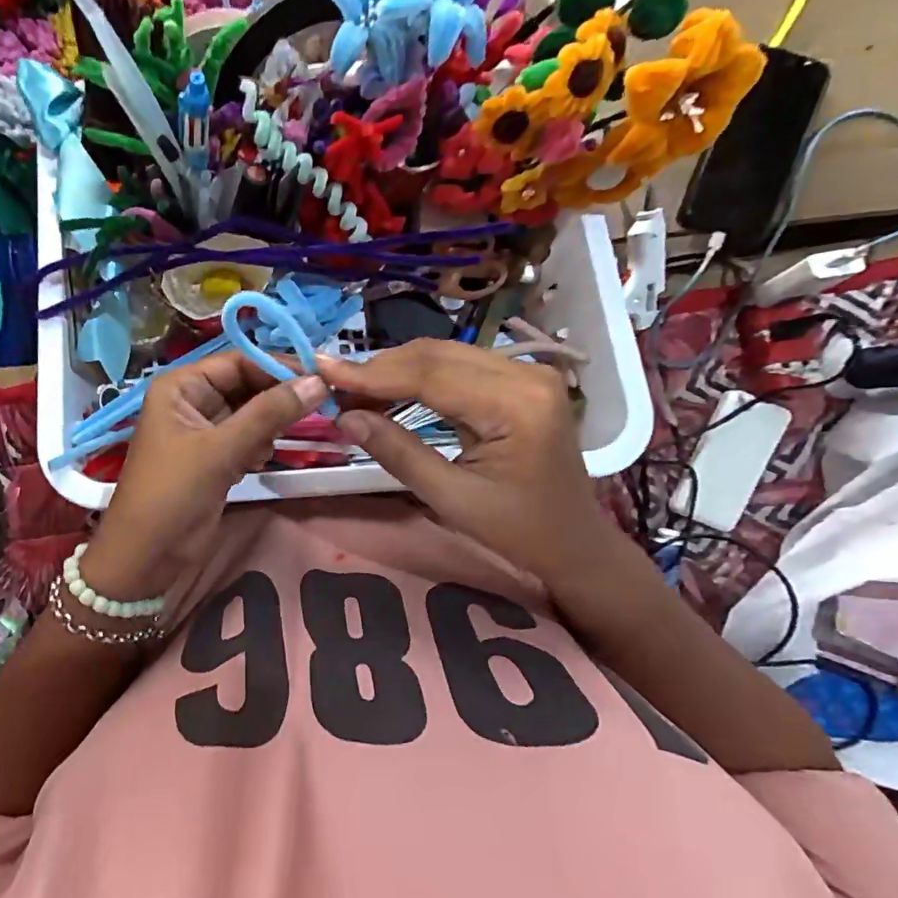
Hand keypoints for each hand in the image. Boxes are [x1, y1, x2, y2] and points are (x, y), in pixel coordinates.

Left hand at [84, 352, 328, 599]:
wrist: (146, 556)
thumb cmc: (173, 493)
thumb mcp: (221, 449)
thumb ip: (270, 413)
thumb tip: (318, 382)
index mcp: (181, 387)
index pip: (238, 361)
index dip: (278, 367)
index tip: (321, 377)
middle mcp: (192, 401)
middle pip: (247, 385)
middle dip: (278, 396)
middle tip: (320, 404)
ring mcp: (203, 431)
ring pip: (251, 414)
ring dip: (271, 423)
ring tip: (286, 437)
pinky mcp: (215, 458)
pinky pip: (247, 439)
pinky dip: (260, 445)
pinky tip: (262, 460)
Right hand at [320, 340, 611, 584]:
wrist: (574, 542)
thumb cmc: (517, 530)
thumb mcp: (451, 498)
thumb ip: (398, 452)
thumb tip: (345, 417)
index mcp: (516, 404)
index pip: (430, 374)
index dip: (372, 373)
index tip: (323, 370)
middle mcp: (526, 375)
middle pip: (437, 355)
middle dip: (380, 369)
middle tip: (334, 387)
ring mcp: (527, 374)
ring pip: (446, 355)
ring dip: (397, 370)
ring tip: (354, 391)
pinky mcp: (522, 381)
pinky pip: (461, 367)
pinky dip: (421, 377)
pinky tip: (391, 391)